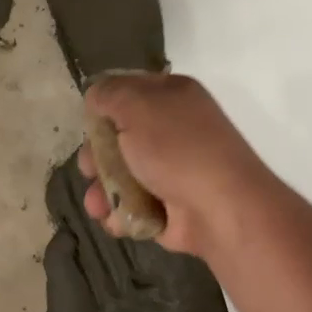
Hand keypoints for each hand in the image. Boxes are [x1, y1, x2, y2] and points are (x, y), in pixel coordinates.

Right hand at [79, 73, 280, 255]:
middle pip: (119, 137)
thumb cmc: (178, 149)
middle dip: (97, 155)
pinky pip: (132, 206)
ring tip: (99, 204)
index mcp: (173, 96)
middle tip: (90, 169)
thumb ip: (111, 94)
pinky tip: (117, 220)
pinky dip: (120, 214)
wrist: (222, 208)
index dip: (105, 106)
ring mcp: (171, 169)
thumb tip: (97, 96)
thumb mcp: (139, 107)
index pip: (130, 91)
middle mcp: (174, 129)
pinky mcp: (167, 206)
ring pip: (121, 175)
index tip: (90, 122)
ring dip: (102, 191)